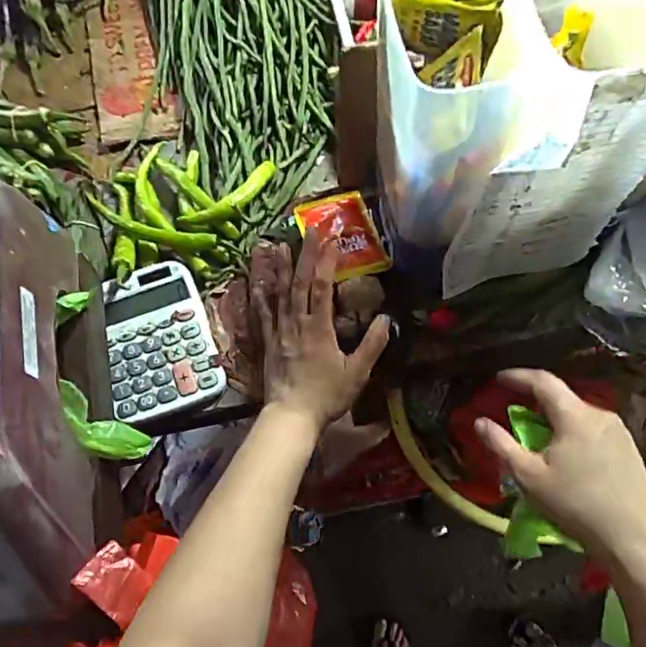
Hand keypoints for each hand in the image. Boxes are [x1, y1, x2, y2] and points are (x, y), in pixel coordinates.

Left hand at [252, 233, 389, 430]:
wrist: (291, 416)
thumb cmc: (326, 397)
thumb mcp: (357, 373)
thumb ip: (372, 345)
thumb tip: (387, 318)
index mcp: (318, 329)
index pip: (321, 287)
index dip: (326, 260)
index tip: (331, 238)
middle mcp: (295, 325)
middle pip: (299, 283)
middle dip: (305, 254)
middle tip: (310, 230)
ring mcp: (278, 333)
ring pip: (278, 294)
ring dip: (279, 268)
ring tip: (279, 244)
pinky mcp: (267, 344)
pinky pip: (263, 315)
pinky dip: (261, 296)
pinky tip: (258, 282)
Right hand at [473, 369, 645, 562]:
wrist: (631, 535)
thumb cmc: (574, 504)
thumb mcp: (528, 476)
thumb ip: (501, 445)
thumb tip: (480, 422)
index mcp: (575, 417)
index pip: (543, 382)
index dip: (518, 376)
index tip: (499, 379)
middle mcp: (600, 415)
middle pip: (561, 398)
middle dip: (534, 402)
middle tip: (512, 414)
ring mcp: (618, 430)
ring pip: (577, 414)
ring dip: (553, 420)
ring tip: (537, 439)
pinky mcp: (628, 447)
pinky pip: (592, 429)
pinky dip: (571, 432)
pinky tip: (564, 456)